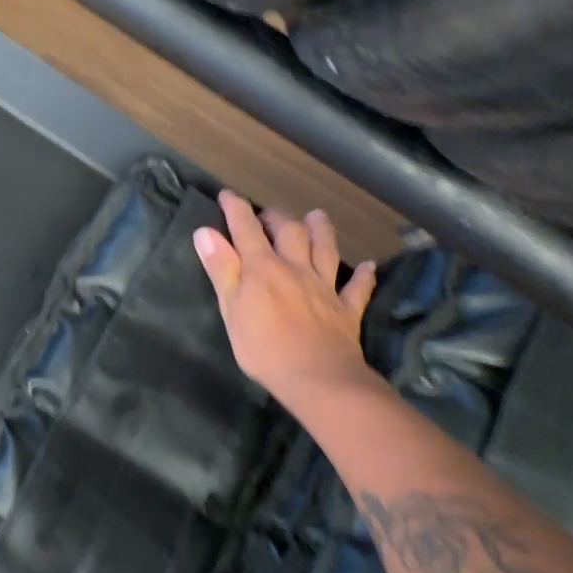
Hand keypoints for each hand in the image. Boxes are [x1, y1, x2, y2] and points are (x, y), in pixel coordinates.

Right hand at [193, 190, 378, 402]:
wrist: (317, 378)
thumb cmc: (263, 348)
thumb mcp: (231, 309)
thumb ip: (221, 269)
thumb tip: (205, 232)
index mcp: (263, 269)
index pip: (246, 229)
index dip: (236, 209)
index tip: (227, 194)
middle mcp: (295, 269)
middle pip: (290, 232)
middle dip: (277, 217)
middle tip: (269, 213)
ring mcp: (325, 288)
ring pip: (325, 250)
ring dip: (321, 230)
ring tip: (317, 216)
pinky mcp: (346, 310)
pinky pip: (358, 288)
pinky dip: (363, 276)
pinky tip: (367, 267)